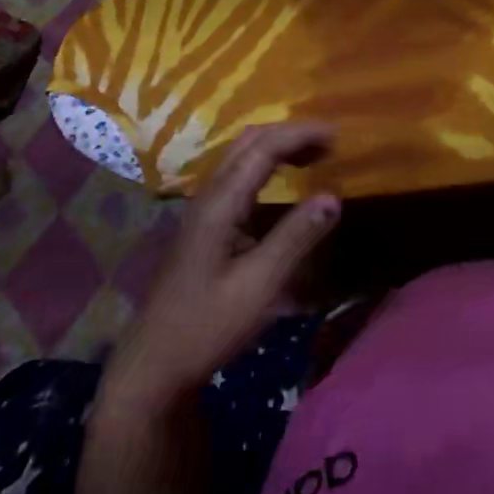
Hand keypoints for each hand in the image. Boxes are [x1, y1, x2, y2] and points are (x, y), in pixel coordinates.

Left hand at [104, 126, 340, 406]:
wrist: (155, 360)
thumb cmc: (208, 325)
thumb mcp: (259, 285)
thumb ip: (296, 237)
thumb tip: (333, 195)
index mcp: (220, 202)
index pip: (263, 148)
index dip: (300, 134)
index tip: (337, 133)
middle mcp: (208, 194)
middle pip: (248, 142)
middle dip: (289, 133)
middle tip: (330, 141)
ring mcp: (202, 207)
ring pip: (240, 157)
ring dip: (277, 147)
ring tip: (314, 155)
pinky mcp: (204, 223)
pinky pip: (237, 176)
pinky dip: (265, 166)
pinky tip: (282, 183)